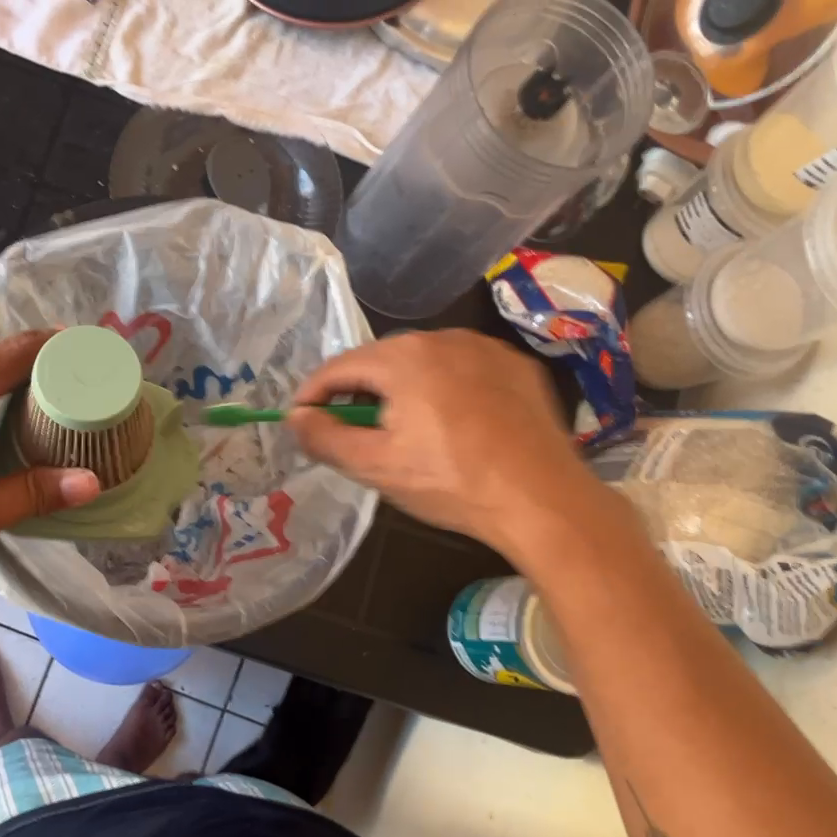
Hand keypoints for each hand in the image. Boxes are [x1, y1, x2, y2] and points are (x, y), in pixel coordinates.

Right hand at [286, 329, 605, 558]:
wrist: (540, 498)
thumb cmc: (449, 481)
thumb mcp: (374, 466)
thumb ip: (325, 438)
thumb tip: (296, 417)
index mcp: (403, 357)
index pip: (339, 367)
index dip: (313, 394)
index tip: (301, 421)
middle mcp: (444, 337)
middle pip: (382, 361)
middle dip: (359, 394)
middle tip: (351, 434)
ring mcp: (487, 348)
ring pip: (425, 364)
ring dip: (403, 391)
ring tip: (402, 432)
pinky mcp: (518, 368)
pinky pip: (465, 371)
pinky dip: (446, 391)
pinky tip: (451, 426)